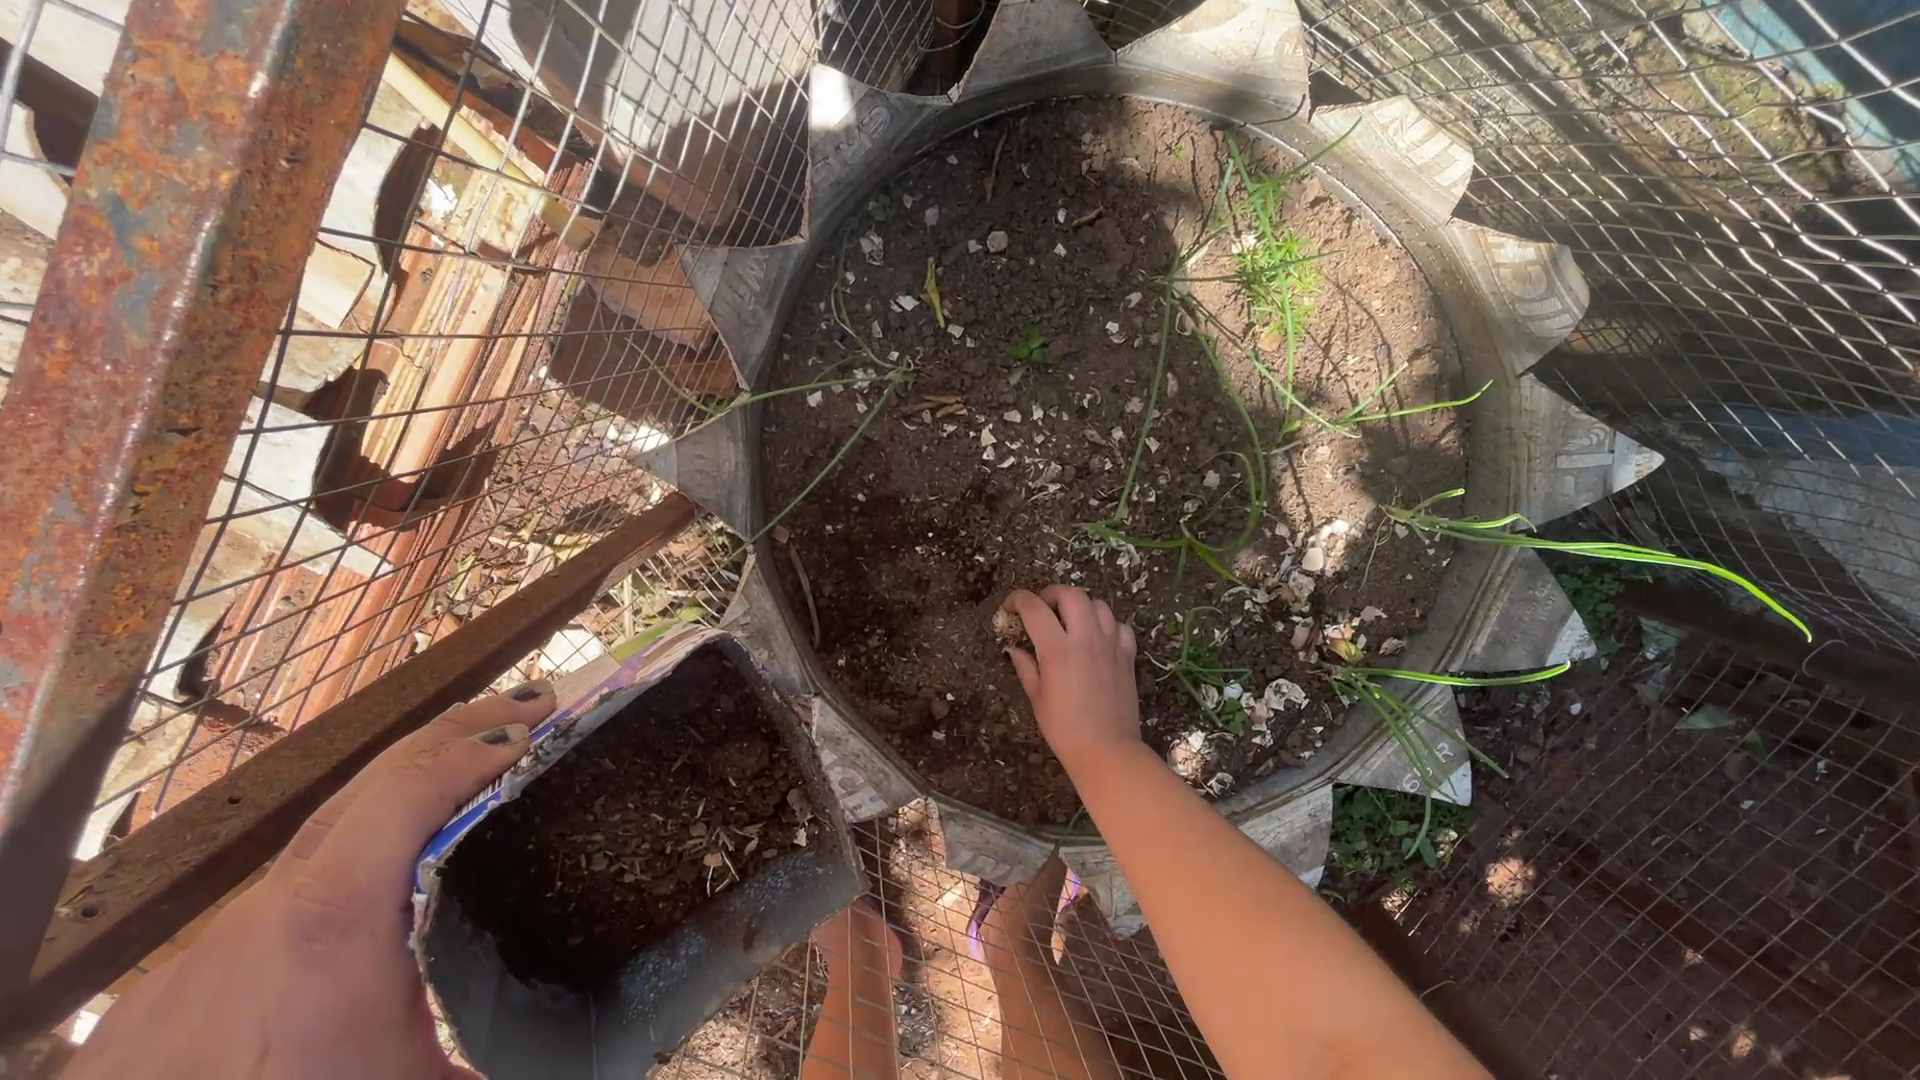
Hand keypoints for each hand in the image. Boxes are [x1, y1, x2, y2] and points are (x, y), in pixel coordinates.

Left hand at [65, 682, 556, 1079]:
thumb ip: (506, 1042)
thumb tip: (586, 1029)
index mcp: (331, 924)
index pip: (405, 794)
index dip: (473, 749)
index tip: (537, 732)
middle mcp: (272, 905)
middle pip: (371, 779)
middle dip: (459, 726)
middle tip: (534, 702)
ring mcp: (226, 927)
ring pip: (332, 821)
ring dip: (415, 776)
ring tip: (479, 757)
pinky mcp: (195, 959)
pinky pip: (296, 869)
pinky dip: (365, 829)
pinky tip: (394, 852)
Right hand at [1002, 586, 1139, 771]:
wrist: (1107, 750)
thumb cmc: (1064, 728)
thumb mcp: (1037, 697)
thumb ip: (1025, 666)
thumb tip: (1013, 648)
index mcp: (1057, 649)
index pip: (1034, 608)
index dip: (1018, 600)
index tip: (1011, 607)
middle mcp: (1086, 638)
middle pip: (1072, 594)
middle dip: (1052, 594)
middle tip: (1043, 608)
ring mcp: (1111, 645)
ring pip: (1099, 605)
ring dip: (1081, 607)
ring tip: (1071, 622)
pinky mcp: (1128, 656)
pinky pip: (1120, 625)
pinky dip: (1107, 624)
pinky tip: (1098, 638)